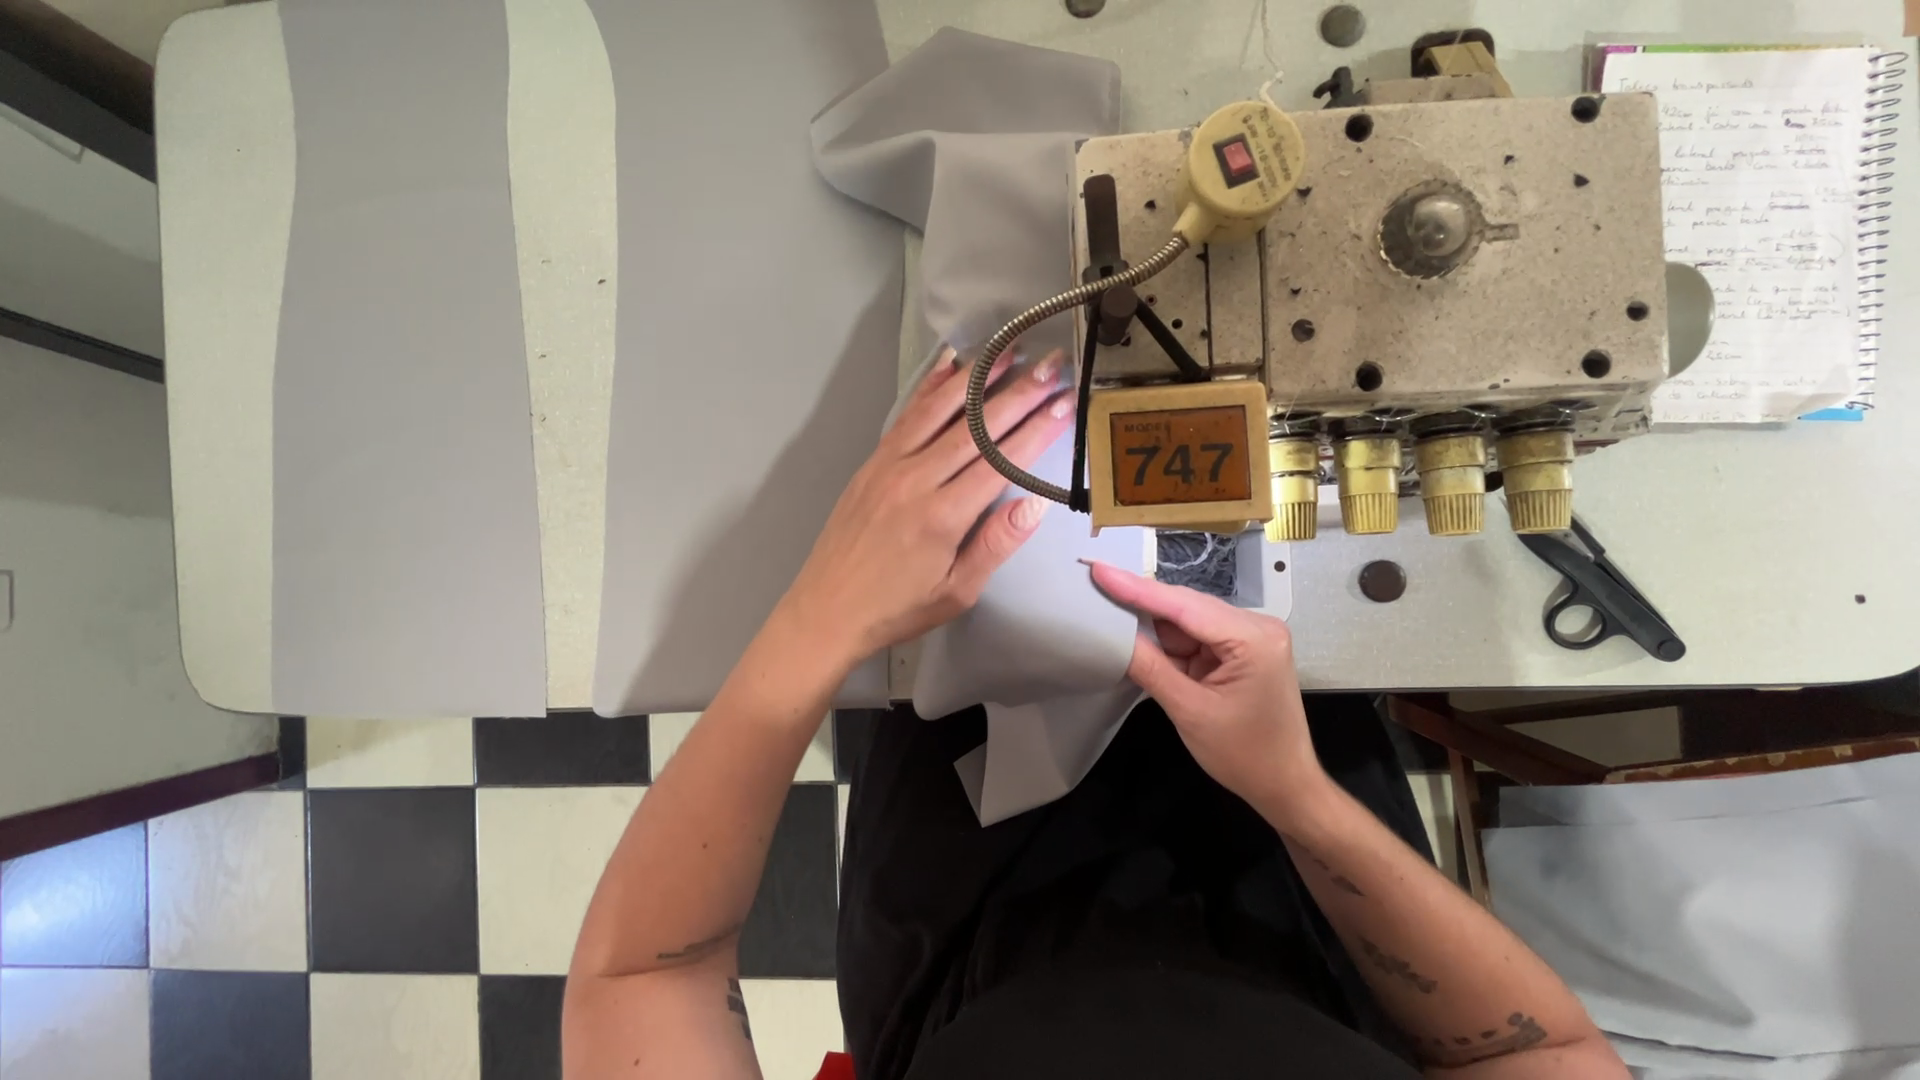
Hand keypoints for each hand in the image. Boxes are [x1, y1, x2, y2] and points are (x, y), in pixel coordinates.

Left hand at [779, 348, 1073, 667]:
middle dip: (1019, 392)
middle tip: (1052, 363)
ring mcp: (889, 466)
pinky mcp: (872, 463)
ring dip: (978, 377)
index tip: (1065, 402)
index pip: (1001, 461)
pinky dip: (930, 387)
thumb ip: (995, 544)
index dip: (1037, 430)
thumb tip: (1034, 503)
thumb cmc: (897, 609)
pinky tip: (950, 363)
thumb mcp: (956, 591)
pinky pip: (906, 416)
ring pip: (940, 410)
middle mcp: (916, 480)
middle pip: (977, 427)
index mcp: (943, 516)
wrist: (826, 610)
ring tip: (1010, 349)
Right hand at [1087, 561, 1330, 820]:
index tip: (1099, 570)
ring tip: (1107, 610)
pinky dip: (1167, 641)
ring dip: (1151, 624)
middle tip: (1094, 584)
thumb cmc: (1244, 755)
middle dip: (1141, 602)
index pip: (1184, 606)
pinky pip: (1194, 636)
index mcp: (1253, 639)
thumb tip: (1112, 636)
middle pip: (1185, 607)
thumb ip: (1150, 668)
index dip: (1137, 589)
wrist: (1285, 785)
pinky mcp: (1239, 650)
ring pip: (1186, 621)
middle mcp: (1257, 627)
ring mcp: (1249, 637)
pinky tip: (1136, 636)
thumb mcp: (1189, 712)